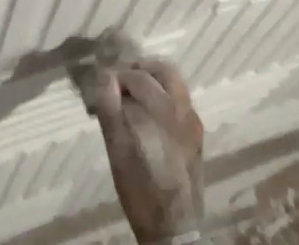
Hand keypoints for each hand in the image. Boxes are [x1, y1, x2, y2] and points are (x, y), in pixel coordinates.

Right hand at [93, 61, 204, 242]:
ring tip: (130, 97)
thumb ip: (111, 111)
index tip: (102, 83)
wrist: (175, 228)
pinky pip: (180, 102)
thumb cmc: (142, 190)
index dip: (118, 75)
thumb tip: (104, 76)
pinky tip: (146, 116)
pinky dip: (162, 96)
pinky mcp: (196, 135)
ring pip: (175, 85)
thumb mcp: (118, 152)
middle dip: (140, 70)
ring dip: (153, 81)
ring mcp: (194, 122)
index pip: (139, 77)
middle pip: (165, 70)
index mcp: (166, 111)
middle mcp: (185, 110)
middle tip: (119, 82)